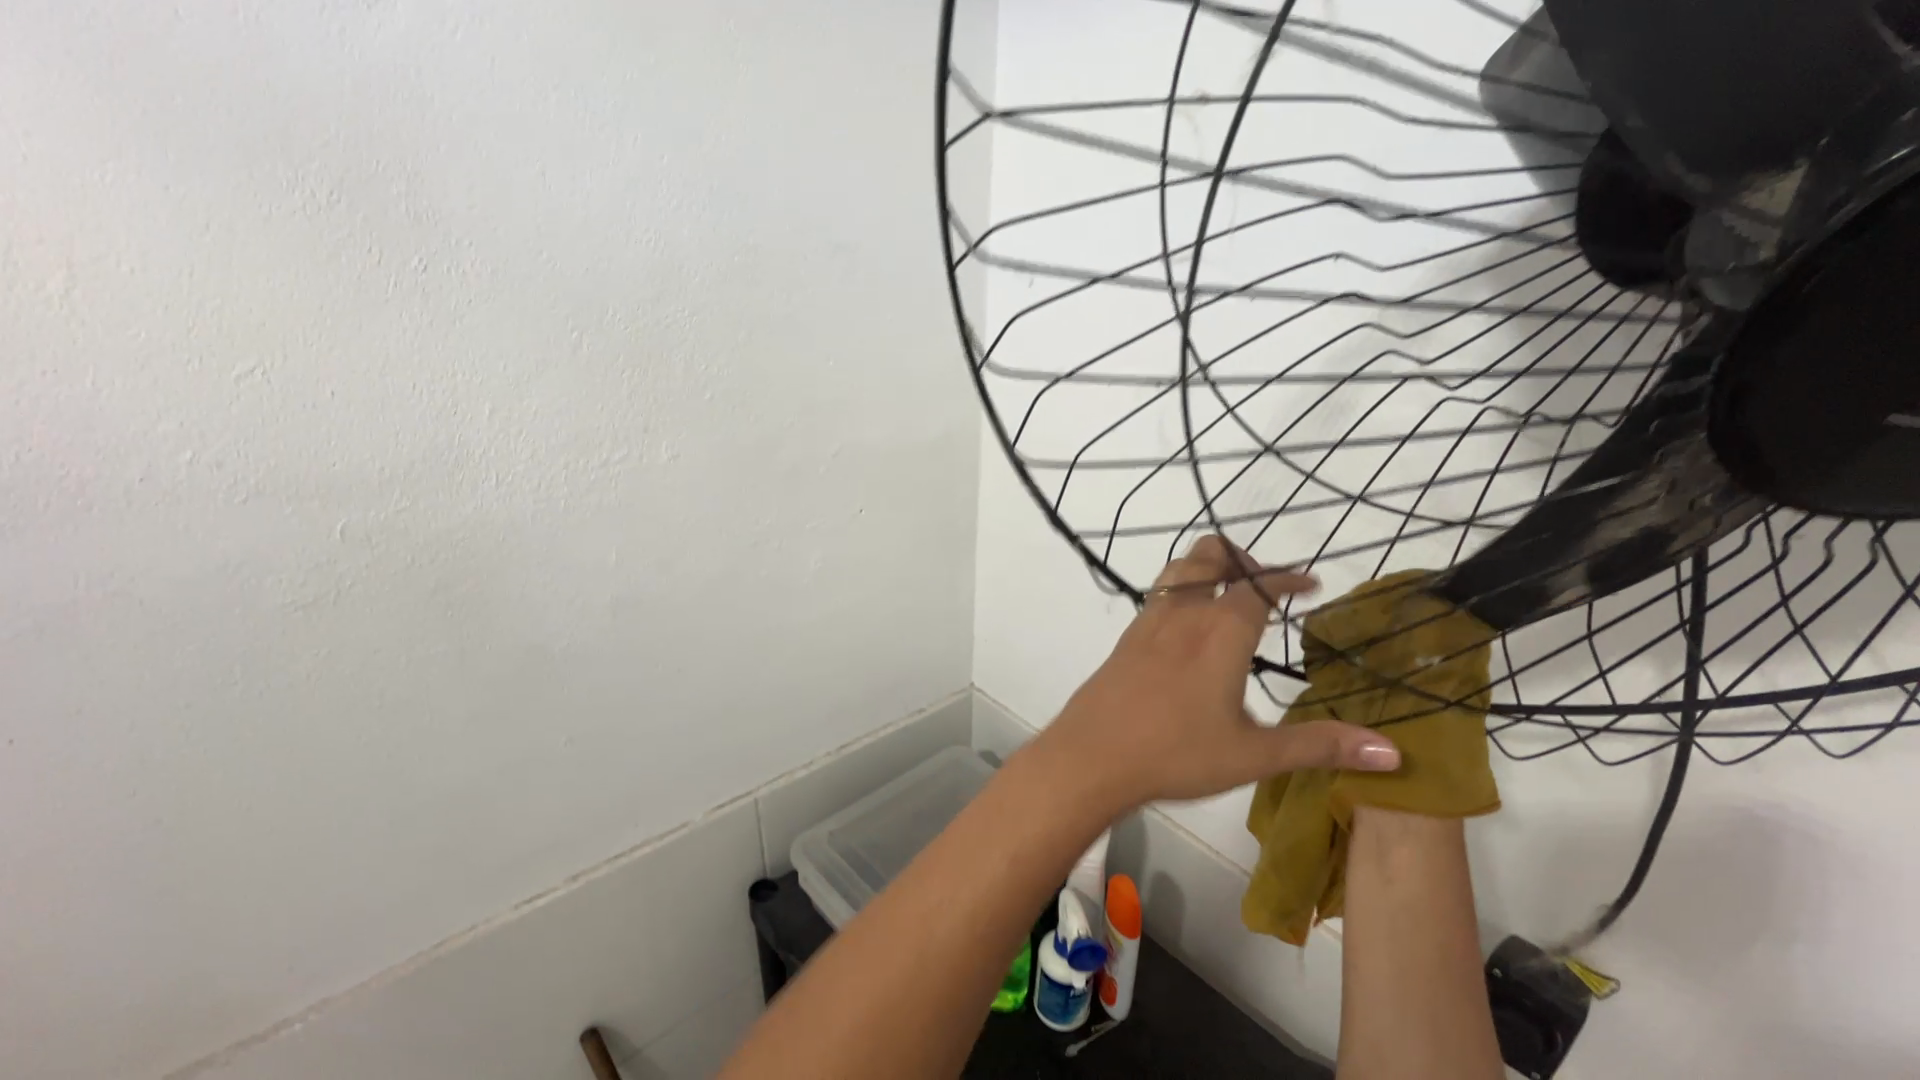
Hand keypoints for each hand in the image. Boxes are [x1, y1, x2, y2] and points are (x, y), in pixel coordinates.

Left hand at [1036, 535, 1401, 811]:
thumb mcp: (1254, 755)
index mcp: (1221, 632)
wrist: (1091, 757)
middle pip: (1210, 555)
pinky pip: (1158, 595)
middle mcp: (1183, 614)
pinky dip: (1182, 591)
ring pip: (1178, 569)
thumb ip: (1320, 746)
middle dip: (1242, 559)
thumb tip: (1393, 753)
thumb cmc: (1176, 754)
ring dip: (1207, 569)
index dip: (1287, 579)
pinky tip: (1189, 632)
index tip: (1310, 584)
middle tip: (1265, 587)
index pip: (1259, 586)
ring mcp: (1148, 622)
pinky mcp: (1126, 639)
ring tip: (1229, 598)